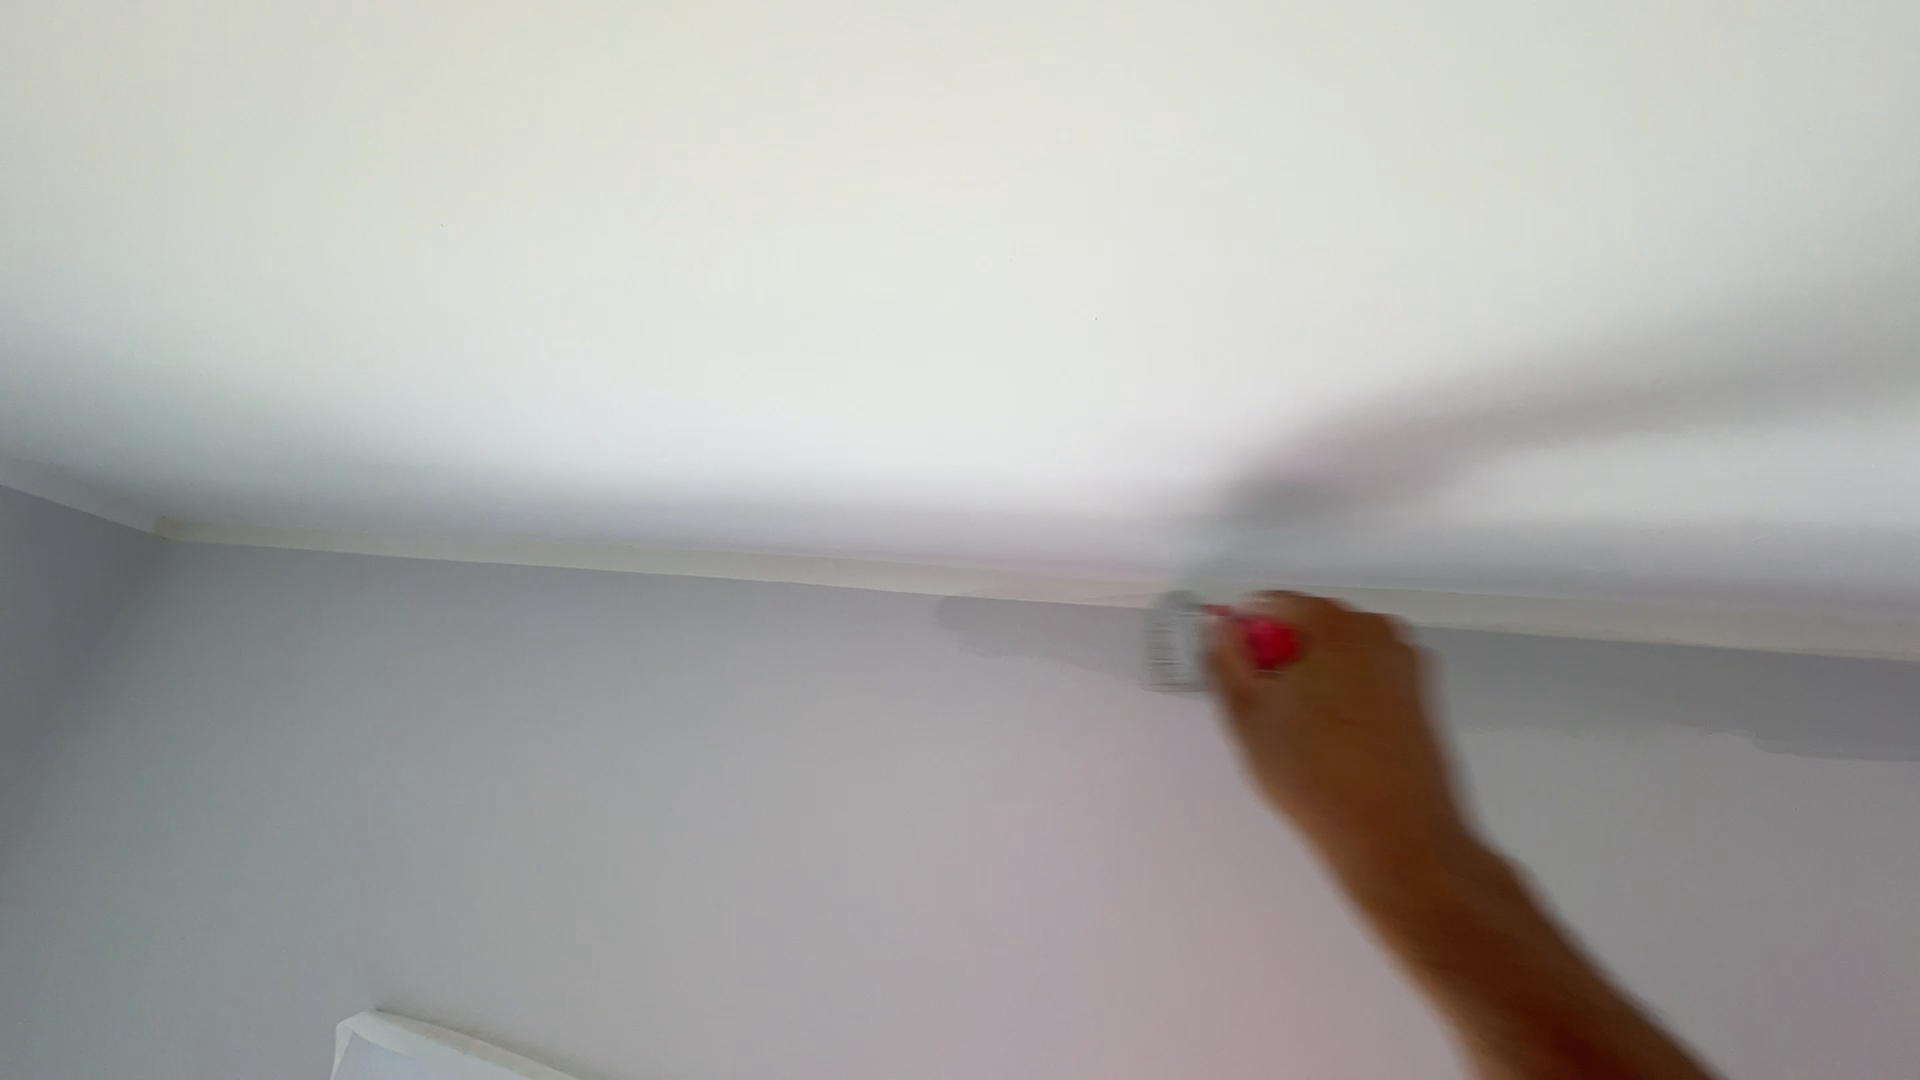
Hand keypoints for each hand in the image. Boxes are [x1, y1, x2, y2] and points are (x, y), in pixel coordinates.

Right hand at [1206, 591, 1471, 874]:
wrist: (1398, 839)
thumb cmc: (1312, 771)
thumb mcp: (1246, 713)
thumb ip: (1225, 658)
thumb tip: (1224, 629)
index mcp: (1334, 623)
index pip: (1269, 604)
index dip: (1243, 636)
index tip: (1237, 678)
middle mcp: (1377, 629)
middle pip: (1306, 623)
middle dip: (1278, 654)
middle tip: (1266, 708)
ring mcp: (1406, 662)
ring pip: (1335, 651)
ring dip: (1310, 673)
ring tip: (1301, 728)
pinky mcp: (1421, 695)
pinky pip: (1364, 674)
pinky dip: (1342, 691)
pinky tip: (1335, 738)